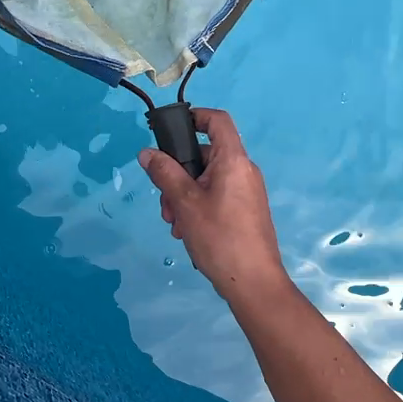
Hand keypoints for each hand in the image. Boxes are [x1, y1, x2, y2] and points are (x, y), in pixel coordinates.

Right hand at [137, 108, 289, 304]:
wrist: (255, 284)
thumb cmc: (220, 237)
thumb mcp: (184, 202)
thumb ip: (164, 173)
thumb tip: (147, 153)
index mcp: (233, 160)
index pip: (218, 120)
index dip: (196, 116)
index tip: (171, 131)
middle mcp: (243, 170)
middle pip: (205, 155)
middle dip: (178, 175)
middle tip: (165, 203)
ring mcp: (247, 192)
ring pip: (207, 180)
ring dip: (184, 196)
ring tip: (176, 224)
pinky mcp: (246, 211)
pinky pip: (217, 196)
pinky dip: (198, 207)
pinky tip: (188, 232)